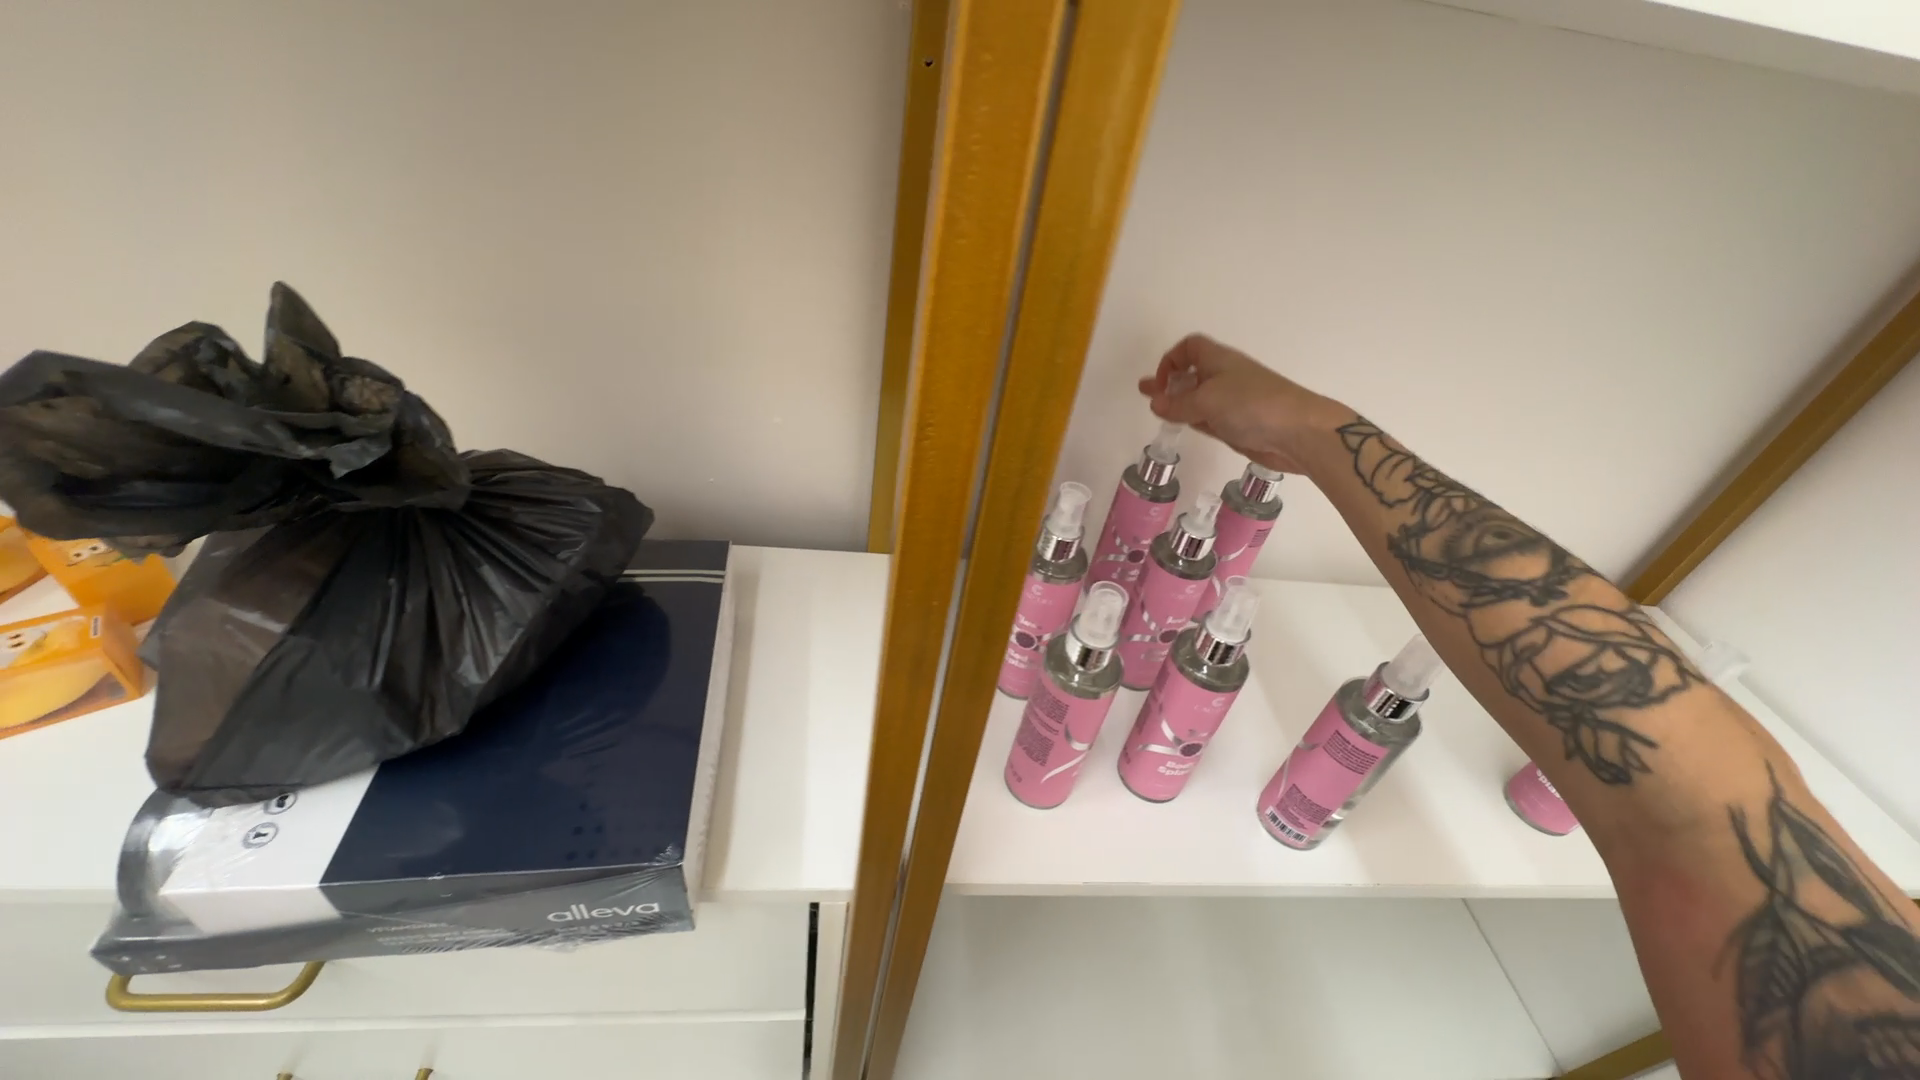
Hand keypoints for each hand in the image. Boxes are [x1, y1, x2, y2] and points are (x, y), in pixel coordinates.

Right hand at [1136, 334, 1342, 475]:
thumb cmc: (1251, 405)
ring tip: (1159, 413)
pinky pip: (1208, 417)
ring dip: (1179, 403)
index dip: (1171, 360)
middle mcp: (1224, 377)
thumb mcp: (1206, 401)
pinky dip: (1193, 419)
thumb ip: (1177, 404)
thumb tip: (1155, 403)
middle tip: (1146, 394)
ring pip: (1198, 398)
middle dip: (1169, 381)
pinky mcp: (1236, 424)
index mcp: (1219, 360)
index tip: (1159, 383)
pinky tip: (1183, 425)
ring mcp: (1231, 402)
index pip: (1190, 348)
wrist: (1296, 432)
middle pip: (1192, 373)